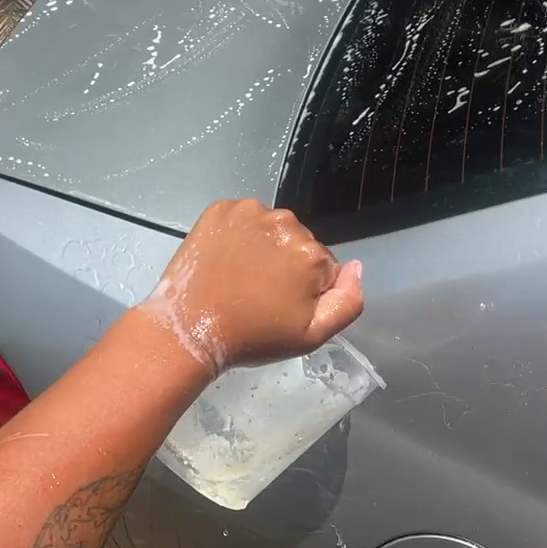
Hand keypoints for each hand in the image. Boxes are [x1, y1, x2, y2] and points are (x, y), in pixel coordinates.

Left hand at [142, 198, 363, 373]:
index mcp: (312, 254)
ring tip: (242, 281)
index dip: (308, 294)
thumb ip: (347, 303)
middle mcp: (286, 223)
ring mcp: (251, 212)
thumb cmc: (252, 337)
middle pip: (300, 246)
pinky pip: (243, 220)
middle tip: (260, 298)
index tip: (283, 309)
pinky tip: (227, 263)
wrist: (190, 328)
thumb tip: (357, 268)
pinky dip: (239, 237)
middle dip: (287, 269)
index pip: (326, 270)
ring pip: (273, 232)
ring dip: (264, 251)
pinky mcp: (221, 210)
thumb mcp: (311, 336)